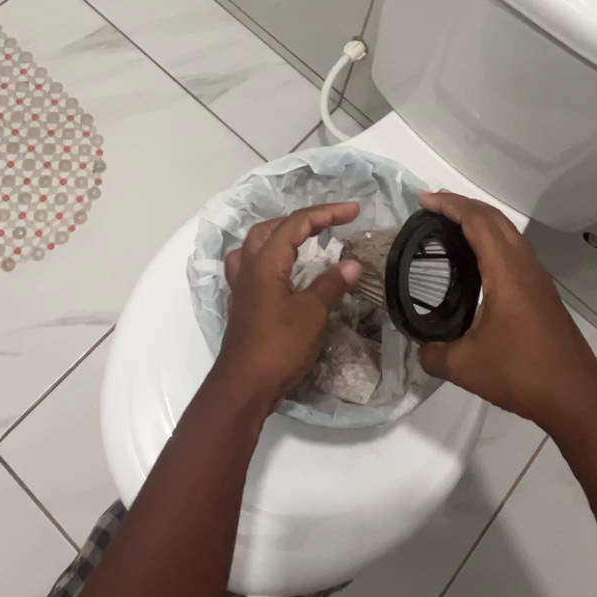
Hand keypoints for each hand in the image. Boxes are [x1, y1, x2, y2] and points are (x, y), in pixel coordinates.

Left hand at [214, 201, 362, 414]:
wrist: (245, 385)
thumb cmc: (279, 345)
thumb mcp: (312, 313)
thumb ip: (330, 284)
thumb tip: (352, 264)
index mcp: (265, 261)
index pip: (296, 223)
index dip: (326, 213)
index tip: (354, 211)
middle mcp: (249, 267)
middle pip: (271, 228)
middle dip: (301, 220)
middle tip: (329, 223)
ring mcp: (242, 286)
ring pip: (256, 245)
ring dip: (279, 235)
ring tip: (302, 238)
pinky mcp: (243, 304)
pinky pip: (252, 266)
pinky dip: (269, 258)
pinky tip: (282, 271)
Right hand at [415, 190, 596, 433]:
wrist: (576, 398)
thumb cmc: (521, 374)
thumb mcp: (465, 367)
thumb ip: (434, 355)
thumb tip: (420, 350)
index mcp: (506, 272)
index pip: (477, 222)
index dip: (449, 205)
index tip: (423, 200)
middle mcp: (525, 266)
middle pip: (494, 218)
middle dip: (463, 205)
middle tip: (433, 204)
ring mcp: (538, 278)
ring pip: (509, 232)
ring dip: (481, 221)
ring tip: (453, 225)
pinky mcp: (544, 293)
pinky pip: (516, 250)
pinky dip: (493, 240)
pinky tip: (480, 259)